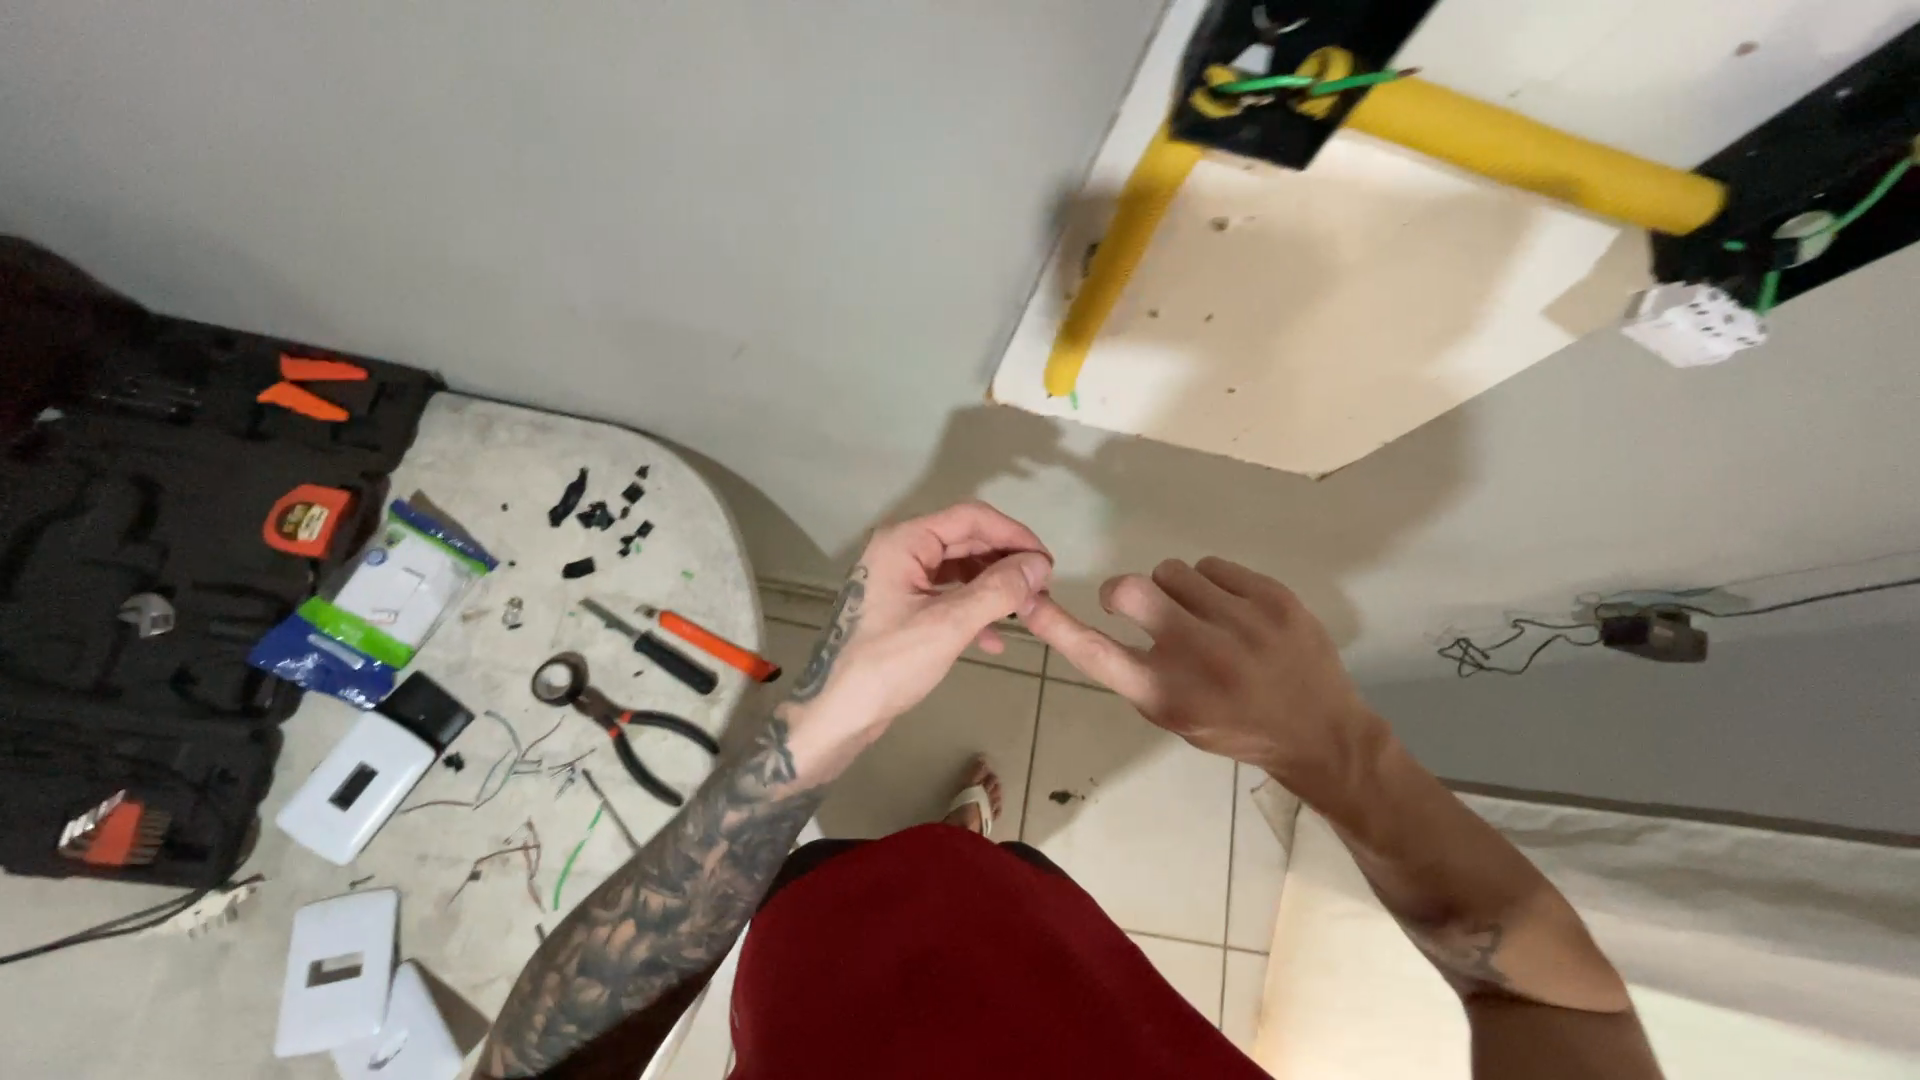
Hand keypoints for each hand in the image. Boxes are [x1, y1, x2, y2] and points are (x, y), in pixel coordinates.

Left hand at [781, 502, 1051, 763]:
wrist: (838, 714)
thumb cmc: (888, 664)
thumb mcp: (949, 625)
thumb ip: (998, 590)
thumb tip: (1039, 565)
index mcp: (904, 542)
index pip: (970, 518)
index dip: (1013, 534)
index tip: (1046, 562)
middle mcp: (900, 551)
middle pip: (965, 541)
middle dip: (1006, 562)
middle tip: (1042, 588)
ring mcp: (899, 579)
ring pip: (959, 569)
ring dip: (993, 587)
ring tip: (1025, 611)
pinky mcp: (901, 607)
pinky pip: (946, 595)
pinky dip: (973, 610)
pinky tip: (994, 640)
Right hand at [1025, 557, 1385, 795]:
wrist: (1321, 732)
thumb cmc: (1233, 727)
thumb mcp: (1174, 715)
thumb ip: (1136, 672)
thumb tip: (1101, 616)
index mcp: (1166, 695)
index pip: (1097, 654)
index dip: (1058, 625)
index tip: (1031, 603)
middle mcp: (1199, 657)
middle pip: (1131, 589)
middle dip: (1123, 592)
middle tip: (1136, 604)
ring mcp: (1241, 623)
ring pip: (1172, 571)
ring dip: (1173, 589)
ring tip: (1200, 615)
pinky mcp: (1273, 598)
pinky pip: (1212, 566)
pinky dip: (1211, 584)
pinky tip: (1231, 611)